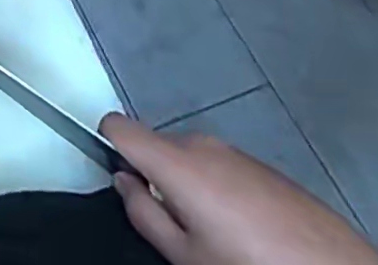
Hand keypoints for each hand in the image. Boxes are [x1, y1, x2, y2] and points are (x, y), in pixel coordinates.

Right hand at [100, 112, 377, 264]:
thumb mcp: (188, 258)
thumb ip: (144, 214)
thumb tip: (126, 183)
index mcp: (175, 161)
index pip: (117, 126)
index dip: (109, 146)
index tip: (125, 181)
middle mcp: (202, 144)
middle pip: (157, 146)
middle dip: (158, 177)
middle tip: (182, 228)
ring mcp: (238, 153)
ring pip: (192, 159)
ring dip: (193, 186)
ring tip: (224, 237)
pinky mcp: (268, 169)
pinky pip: (226, 169)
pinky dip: (224, 192)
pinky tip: (254, 234)